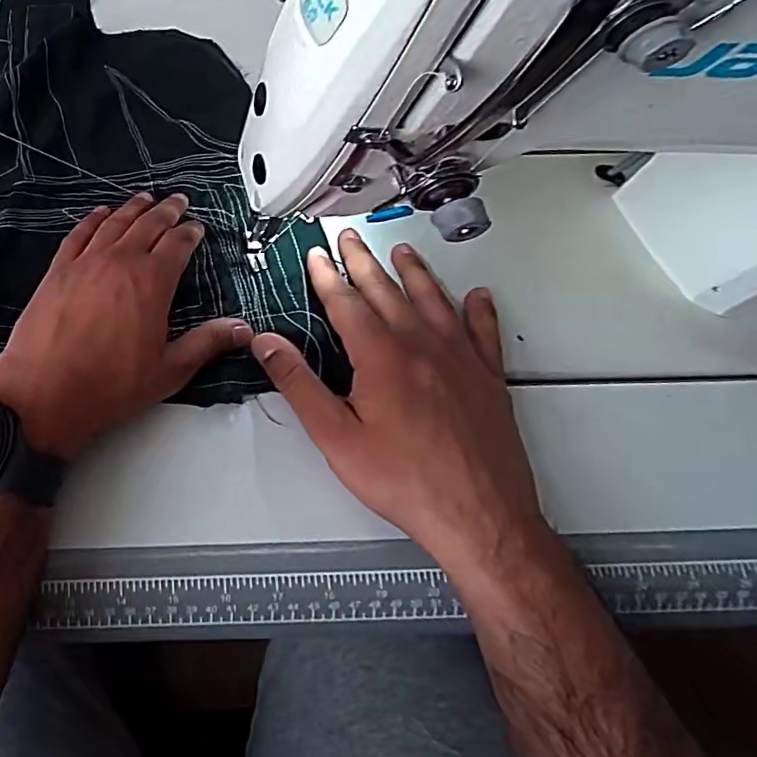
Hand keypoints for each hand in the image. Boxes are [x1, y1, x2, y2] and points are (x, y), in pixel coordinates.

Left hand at [0, 193, 252, 458]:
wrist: (43, 392)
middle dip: (165, 211)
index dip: (189, 233)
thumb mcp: (167, 371)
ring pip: (112, 224)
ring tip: (143, 199)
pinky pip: (77, 236)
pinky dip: (91, 221)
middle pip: (146, 225)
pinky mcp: (55, 273)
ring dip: (131, 209)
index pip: (177, 245)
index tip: (196, 228)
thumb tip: (239, 329)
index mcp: (150, 283)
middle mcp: (117, 264)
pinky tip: (98, 215)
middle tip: (177, 202)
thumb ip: (205, 344)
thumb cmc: (105, 386)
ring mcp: (83, 265)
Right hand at [248, 228, 547, 575]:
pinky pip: (484, 334)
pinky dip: (478, 310)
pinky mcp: (489, 382)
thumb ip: (297, 382)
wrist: (479, 517)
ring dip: (415, 274)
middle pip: (389, 293)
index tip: (316, 255)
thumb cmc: (403, 479)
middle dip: (365, 262)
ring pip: (436, 303)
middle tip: (351, 239)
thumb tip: (267, 343)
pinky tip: (476, 297)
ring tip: (401, 252)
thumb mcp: (332, 434)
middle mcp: (425, 350)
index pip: (348, 304)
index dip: (328, 276)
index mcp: (382, 359)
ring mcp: (462, 363)